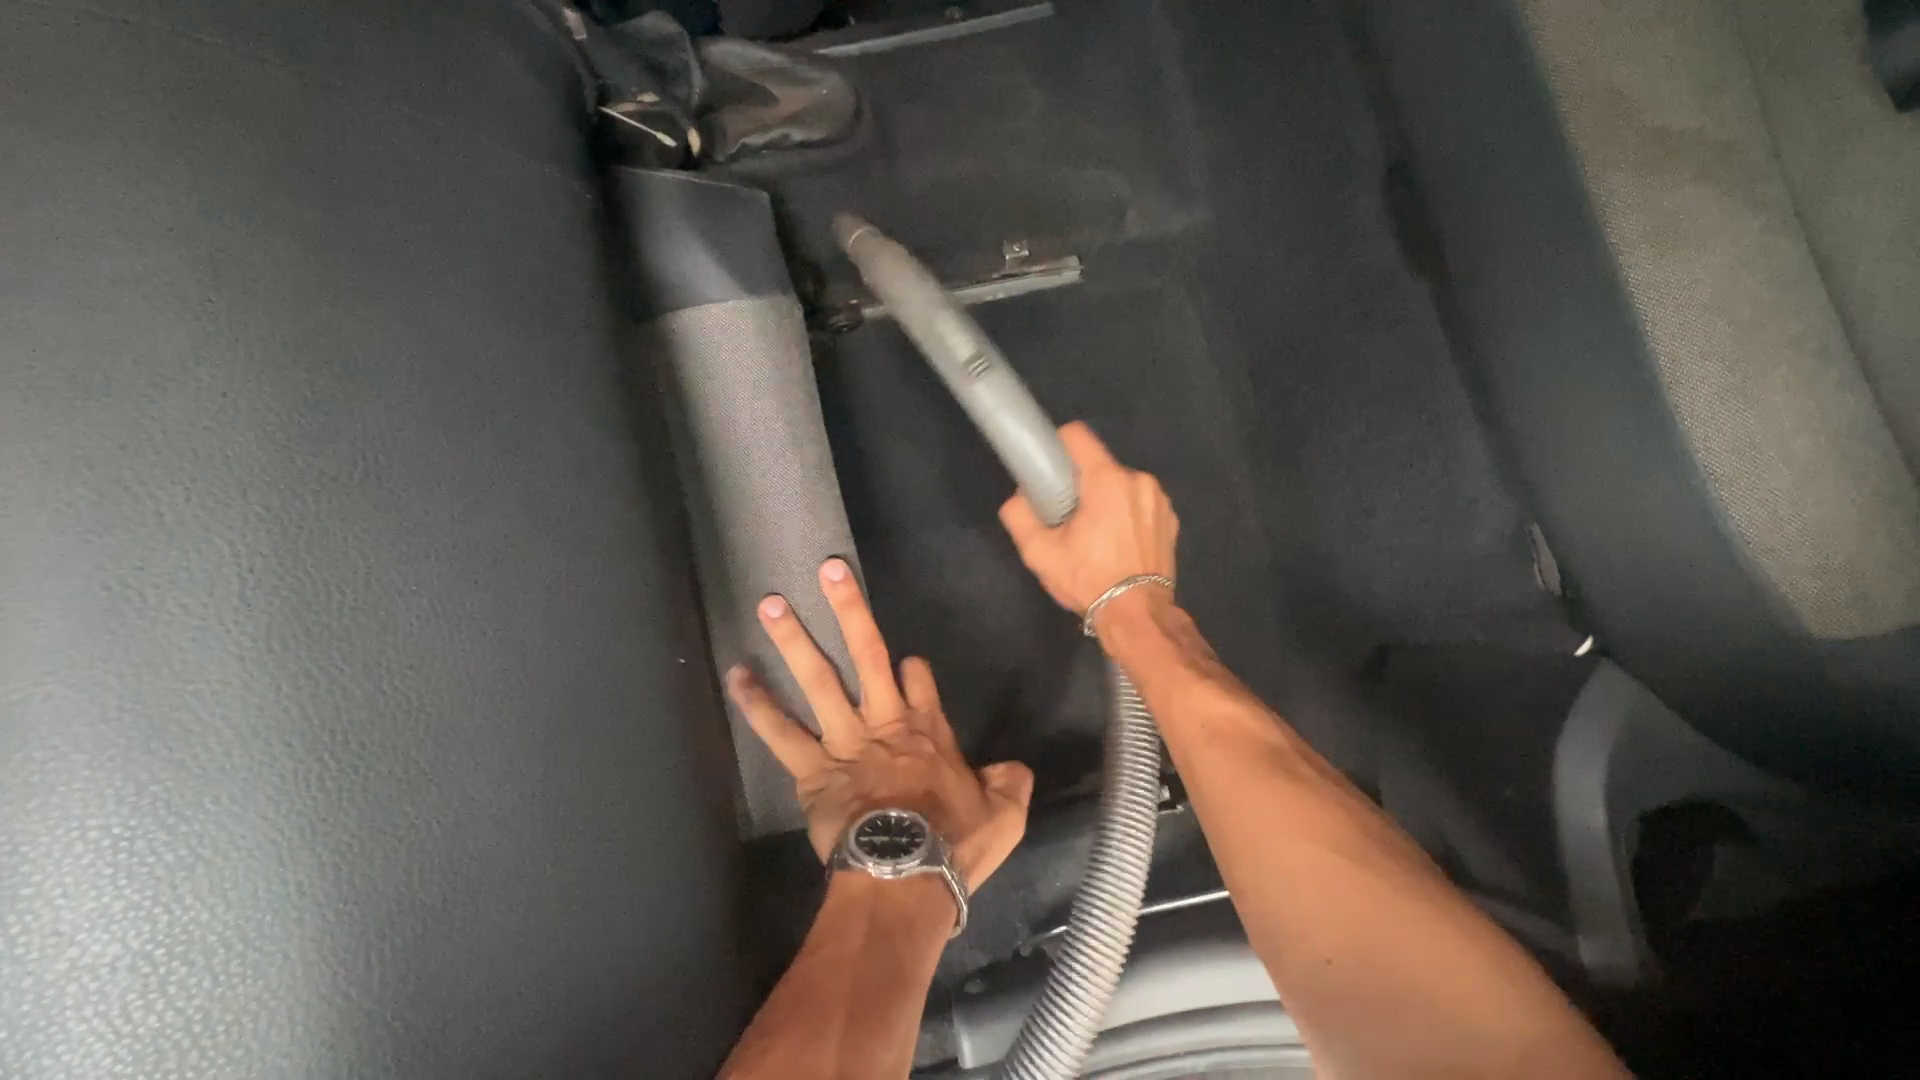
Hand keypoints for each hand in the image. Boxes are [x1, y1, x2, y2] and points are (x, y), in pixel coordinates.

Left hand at [726, 557, 1034, 891]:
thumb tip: (1013, 768)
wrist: (906, 874)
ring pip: (818, 679)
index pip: (919, 683)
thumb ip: (1011, 782)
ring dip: (794, 640)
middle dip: (849, 610)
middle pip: (866, 653)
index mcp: (928, 731)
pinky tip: (738, 675)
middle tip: (827, 570)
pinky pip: (781, 732)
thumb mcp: (1006, 813)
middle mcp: (884, 722)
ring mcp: (844, 741)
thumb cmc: (955, 844)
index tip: (907, 660)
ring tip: (770, 604)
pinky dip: (758, 704)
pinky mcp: (812, 769)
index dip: (912, 669)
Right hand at [999, 422, 1178, 625]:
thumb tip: (1020, 497)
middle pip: (1099, 465)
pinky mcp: (1171, 520)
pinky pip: (1141, 504)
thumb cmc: (1088, 579)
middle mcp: (1138, 480)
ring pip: (1121, 485)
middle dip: (1082, 484)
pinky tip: (1119, 544)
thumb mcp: (1039, 552)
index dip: (1057, 446)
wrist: (1137, 614)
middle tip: (1069, 516)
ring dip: (1107, 500)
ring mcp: (1159, 500)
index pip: (1077, 436)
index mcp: (1107, 480)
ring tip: (1096, 535)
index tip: (1048, 468)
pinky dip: (1128, 515)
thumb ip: (1019, 515)